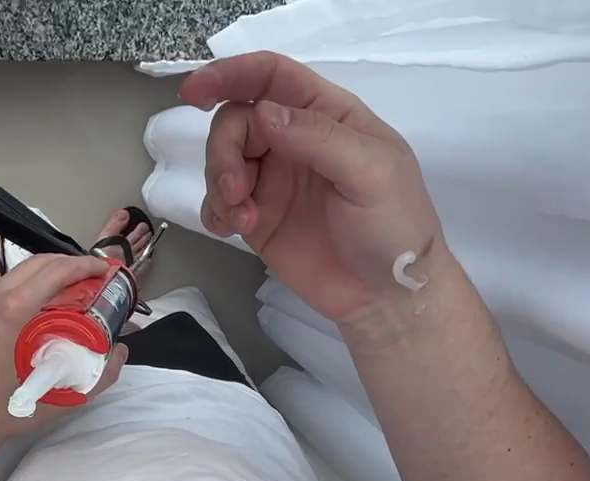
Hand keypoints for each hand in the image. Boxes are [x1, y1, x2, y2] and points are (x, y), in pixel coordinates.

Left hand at [0, 254, 129, 443]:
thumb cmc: (4, 413)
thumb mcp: (59, 398)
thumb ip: (98, 377)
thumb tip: (121, 352)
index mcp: (9, 312)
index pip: (54, 271)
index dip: (84, 265)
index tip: (104, 269)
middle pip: (37, 263)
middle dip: (70, 264)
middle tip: (94, 277)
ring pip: (19, 272)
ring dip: (49, 273)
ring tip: (73, 287)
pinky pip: (4, 286)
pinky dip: (30, 286)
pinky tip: (44, 303)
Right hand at [181, 51, 440, 324]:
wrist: (385, 296)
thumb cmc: (394, 228)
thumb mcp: (370, 172)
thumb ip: (318, 138)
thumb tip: (263, 113)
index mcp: (327, 116)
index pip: (272, 78)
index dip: (232, 75)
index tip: (195, 93)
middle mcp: (295, 143)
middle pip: (236, 123)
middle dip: (223, 153)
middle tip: (234, 191)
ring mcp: (274, 183)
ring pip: (223, 163)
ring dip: (219, 187)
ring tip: (240, 220)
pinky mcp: (259, 221)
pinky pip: (220, 206)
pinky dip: (215, 214)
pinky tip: (232, 231)